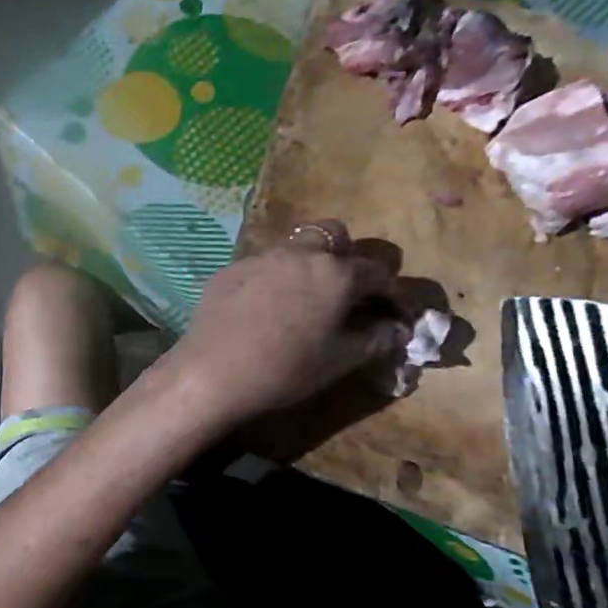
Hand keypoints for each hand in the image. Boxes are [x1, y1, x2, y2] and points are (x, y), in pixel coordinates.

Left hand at [165, 219, 406, 423]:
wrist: (212, 372)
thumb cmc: (285, 369)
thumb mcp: (339, 360)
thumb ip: (374, 338)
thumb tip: (395, 328)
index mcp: (335, 272)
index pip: (376, 272)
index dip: (390, 293)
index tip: (392, 312)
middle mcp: (299, 254)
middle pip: (333, 235)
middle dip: (346, 256)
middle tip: (344, 291)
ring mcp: (259, 258)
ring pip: (293, 247)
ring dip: (306, 263)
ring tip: (303, 297)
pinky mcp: (228, 270)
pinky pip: (260, 265)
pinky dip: (272, 277)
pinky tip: (264, 305)